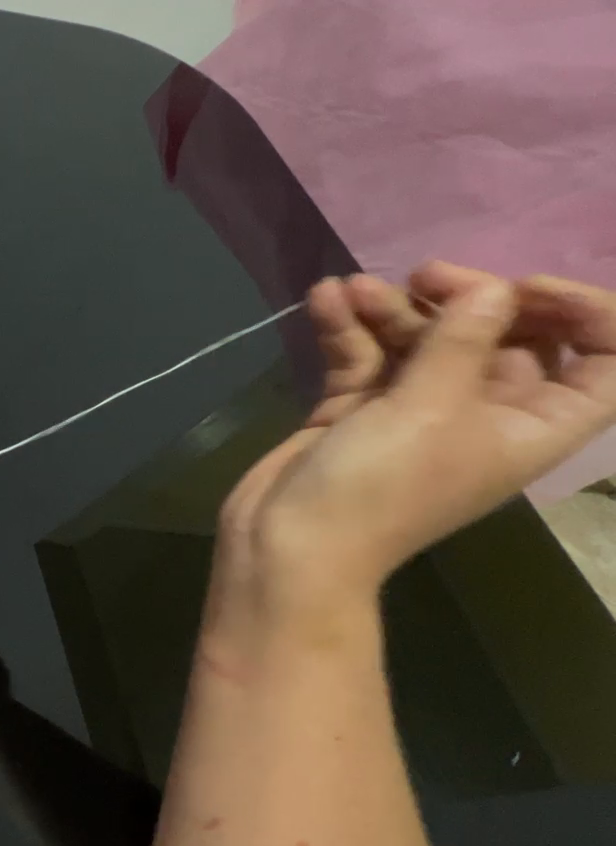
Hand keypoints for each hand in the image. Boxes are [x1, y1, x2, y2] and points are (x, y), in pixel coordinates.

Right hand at [221, 262, 615, 598]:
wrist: (288, 543)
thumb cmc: (377, 486)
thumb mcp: (430, 409)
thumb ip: (463, 340)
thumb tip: (488, 286)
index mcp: (532, 423)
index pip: (602, 358)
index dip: (583, 312)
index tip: (518, 289)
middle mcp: (480, 412)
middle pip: (499, 338)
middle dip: (462, 300)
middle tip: (421, 276)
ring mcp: (410, 411)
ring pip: (419, 343)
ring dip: (389, 309)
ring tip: (349, 287)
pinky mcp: (352, 412)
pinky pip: (361, 359)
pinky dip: (345, 329)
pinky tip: (323, 301)